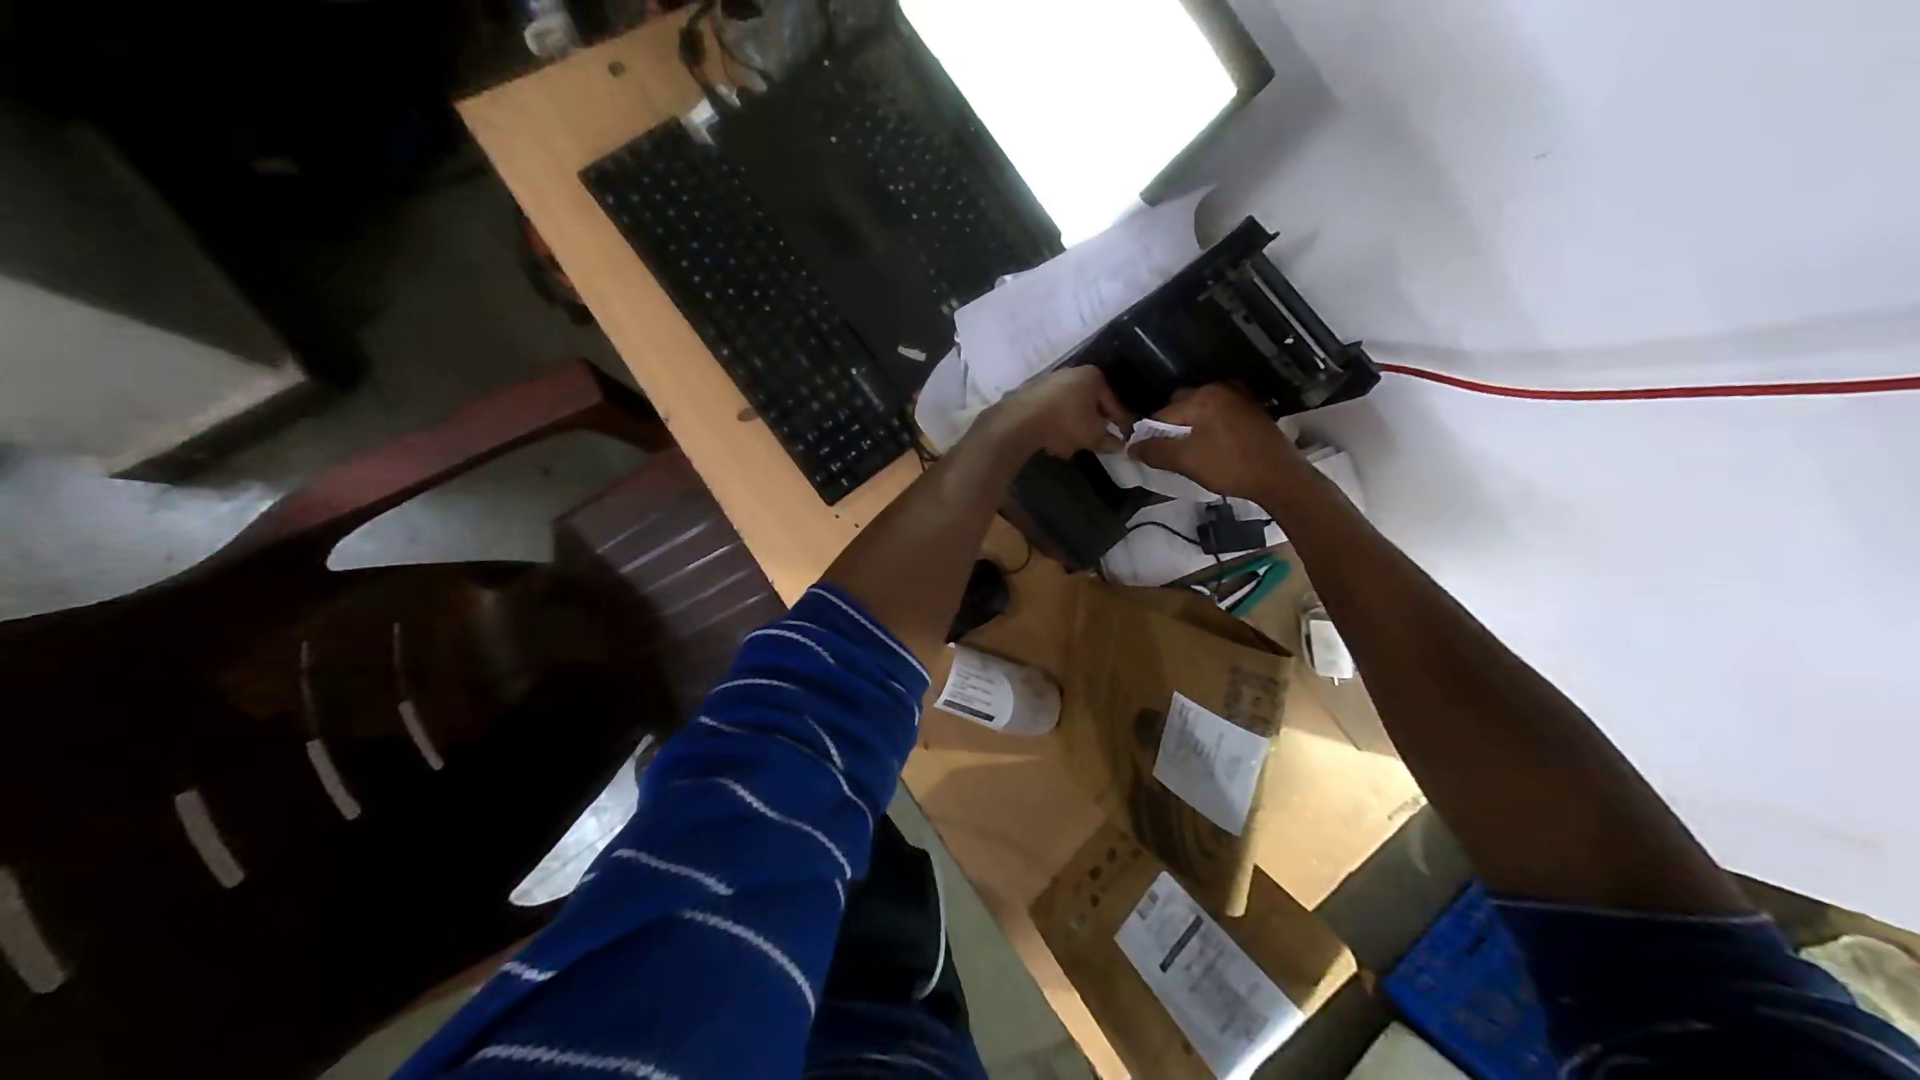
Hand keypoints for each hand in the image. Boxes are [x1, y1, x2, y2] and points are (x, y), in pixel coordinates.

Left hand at [981, 366, 1129, 458]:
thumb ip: (1108, 441)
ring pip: (1068, 411)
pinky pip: (1050, 414)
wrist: (1021, 420)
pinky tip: (1051, 443)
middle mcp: (1072, 373)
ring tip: (1067, 447)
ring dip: (1071, 430)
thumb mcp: (1093, 435)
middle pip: (1089, 404)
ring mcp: (1049, 382)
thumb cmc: (1067, 421)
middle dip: (1091, 426)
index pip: (1114, 402)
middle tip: (1094, 443)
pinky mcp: (1030, 395)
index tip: (1125, 438)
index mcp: (1093, 377)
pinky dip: (1054, 428)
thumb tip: (1118, 446)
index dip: (1121, 423)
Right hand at [1129, 383, 1303, 498]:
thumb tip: (1132, 447)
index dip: (1150, 435)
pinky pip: (1220, 413)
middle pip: (1182, 406)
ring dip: (1192, 426)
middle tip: (1172, 452)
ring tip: (1192, 451)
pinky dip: (1211, 425)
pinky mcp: (1252, 410)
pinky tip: (1213, 445)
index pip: (1162, 413)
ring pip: (1202, 409)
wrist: (1280, 477)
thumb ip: (1155, 451)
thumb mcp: (1186, 462)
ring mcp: (1239, 397)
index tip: (1147, 454)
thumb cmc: (1230, 467)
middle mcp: (1220, 388)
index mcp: (1202, 397)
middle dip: (1172, 427)